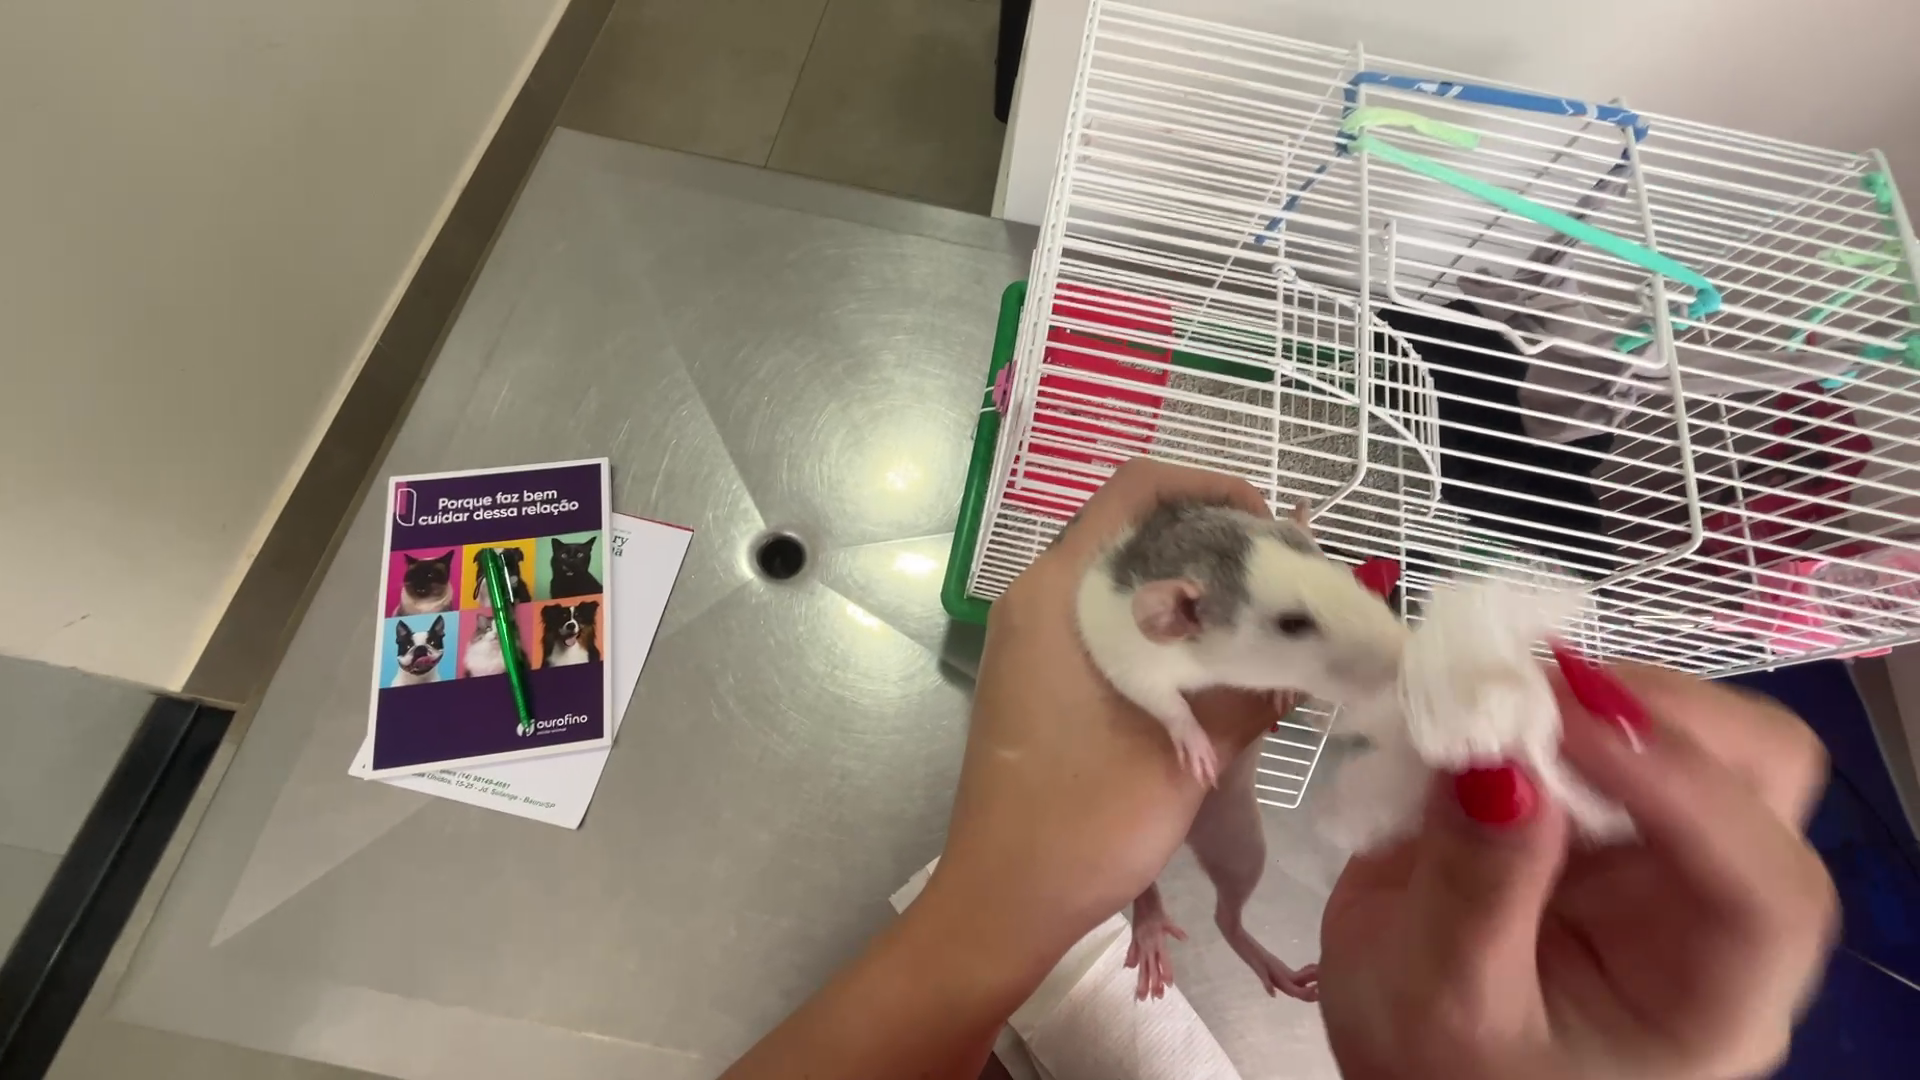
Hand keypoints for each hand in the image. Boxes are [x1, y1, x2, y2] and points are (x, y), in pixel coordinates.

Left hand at [916, 459, 1280, 979]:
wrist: (1002, 895)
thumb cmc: (1082, 822)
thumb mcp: (1185, 753)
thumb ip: (1248, 685)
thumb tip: (1308, 645)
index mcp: (1057, 591)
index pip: (1132, 490)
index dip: (1207, 488)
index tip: (1268, 528)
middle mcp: (1035, 595)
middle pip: (1127, 527)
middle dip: (1206, 538)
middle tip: (1275, 578)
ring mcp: (1030, 632)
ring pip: (1117, 574)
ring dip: (1184, 582)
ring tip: (1253, 614)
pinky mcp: (1036, 668)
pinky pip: (1102, 615)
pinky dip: (1156, 618)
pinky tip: (1206, 654)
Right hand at [1319, 660, 1837, 1079]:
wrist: (1398, 1054)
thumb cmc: (1427, 1061)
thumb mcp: (1442, 991)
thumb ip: (1474, 886)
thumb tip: (1495, 765)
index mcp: (1700, 992)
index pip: (1758, 883)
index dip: (1676, 784)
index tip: (1549, 718)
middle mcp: (1695, 906)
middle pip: (1757, 780)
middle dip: (1648, 712)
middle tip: (1522, 687)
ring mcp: (1635, 852)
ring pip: (1684, 735)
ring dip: (1589, 693)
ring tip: (1485, 690)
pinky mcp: (1571, 815)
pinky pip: (1583, 732)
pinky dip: (1532, 698)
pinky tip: (1466, 705)